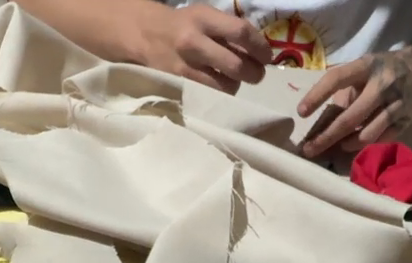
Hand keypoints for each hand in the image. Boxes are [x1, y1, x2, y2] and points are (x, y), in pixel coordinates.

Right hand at [132, 5, 272, 92]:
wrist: (145, 34)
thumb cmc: (183, 26)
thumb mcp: (204, 17)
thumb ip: (228, 30)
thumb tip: (257, 50)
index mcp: (204, 18)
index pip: (241, 32)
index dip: (260, 47)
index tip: (267, 57)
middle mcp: (194, 41)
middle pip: (236, 65)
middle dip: (254, 73)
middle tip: (258, 74)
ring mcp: (186, 66)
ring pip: (225, 86)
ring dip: (237, 85)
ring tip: (236, 80)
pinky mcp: (180, 85)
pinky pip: (210, 96)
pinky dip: (221, 94)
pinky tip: (220, 87)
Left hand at [297, 50, 411, 157]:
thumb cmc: (379, 73)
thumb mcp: (362, 72)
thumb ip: (343, 93)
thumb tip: (318, 127)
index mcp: (367, 65)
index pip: (337, 78)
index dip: (318, 95)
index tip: (301, 112)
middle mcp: (383, 83)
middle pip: (350, 117)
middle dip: (327, 137)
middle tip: (309, 150)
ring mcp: (397, 103)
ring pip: (366, 135)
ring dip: (347, 144)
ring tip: (339, 145)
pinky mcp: (405, 121)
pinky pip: (380, 141)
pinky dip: (365, 145)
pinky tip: (358, 142)